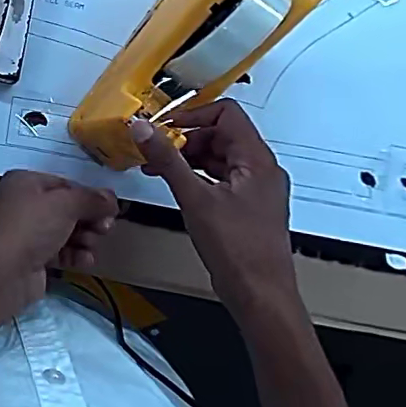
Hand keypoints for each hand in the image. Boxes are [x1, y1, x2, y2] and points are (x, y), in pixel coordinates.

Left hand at [0, 170, 118, 314]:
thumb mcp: (65, 204)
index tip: (111, 209)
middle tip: (103, 229)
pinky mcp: (33, 256)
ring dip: (85, 238)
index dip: (89, 197)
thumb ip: (92, 200)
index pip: (66, 185)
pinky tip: (84, 260)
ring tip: (89, 245)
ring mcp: (28, 231)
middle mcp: (24, 204)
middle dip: (90, 219)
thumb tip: (111, 199)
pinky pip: (61, 251)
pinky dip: (75, 254)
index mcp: (25, 182)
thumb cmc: (32, 227)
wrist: (4, 271)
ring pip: (67, 231)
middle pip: (68, 209)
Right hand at [131, 100, 301, 323]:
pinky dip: (194, 174)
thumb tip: (144, 130)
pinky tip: (175, 185)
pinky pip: (218, 176)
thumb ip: (167, 159)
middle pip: (220, 134)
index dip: (193, 115)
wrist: (258, 292)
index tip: (164, 127)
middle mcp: (261, 170)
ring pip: (217, 156)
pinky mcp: (245, 204)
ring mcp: (254, 188)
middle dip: (185, 138)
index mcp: (257, 161)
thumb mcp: (194, 197)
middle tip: (156, 150)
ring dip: (187, 157)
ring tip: (158, 167)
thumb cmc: (238, 248)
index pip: (227, 114)